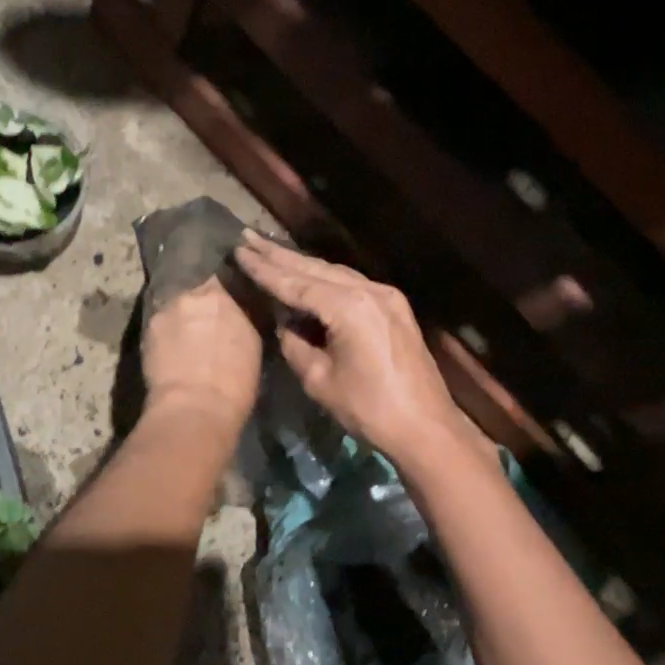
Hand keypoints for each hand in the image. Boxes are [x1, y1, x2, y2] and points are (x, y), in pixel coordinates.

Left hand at [140, 276, 261, 429]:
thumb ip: (242, 320)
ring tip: (185, 335)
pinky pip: (160, 321)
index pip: (225, 278)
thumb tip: (238, 316)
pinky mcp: (148, 326)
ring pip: (175, 304)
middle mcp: (196, 293)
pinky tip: (169, 347)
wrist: (195, 408)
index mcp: (227, 296)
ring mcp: (168, 307)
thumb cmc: (235, 385)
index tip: (227, 302)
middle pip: (197, 289)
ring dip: (181, 315)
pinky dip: (165, 330)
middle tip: (205, 321)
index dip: (225, 290)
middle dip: (200, 302)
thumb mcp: (253, 345)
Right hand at [234, 233, 476, 462]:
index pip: (296, 283)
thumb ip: (295, 344)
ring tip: (270, 252)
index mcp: (349, 307)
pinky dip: (324, 278)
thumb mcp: (319, 380)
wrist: (425, 426)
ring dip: (302, 264)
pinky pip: (351, 284)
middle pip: (316, 268)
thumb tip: (286, 324)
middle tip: (247, 237)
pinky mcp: (394, 307)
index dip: (264, 270)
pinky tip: (307, 276)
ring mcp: (386, 296)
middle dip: (279, 255)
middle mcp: (370, 291)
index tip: (238, 251)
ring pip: (335, 273)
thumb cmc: (369, 409)